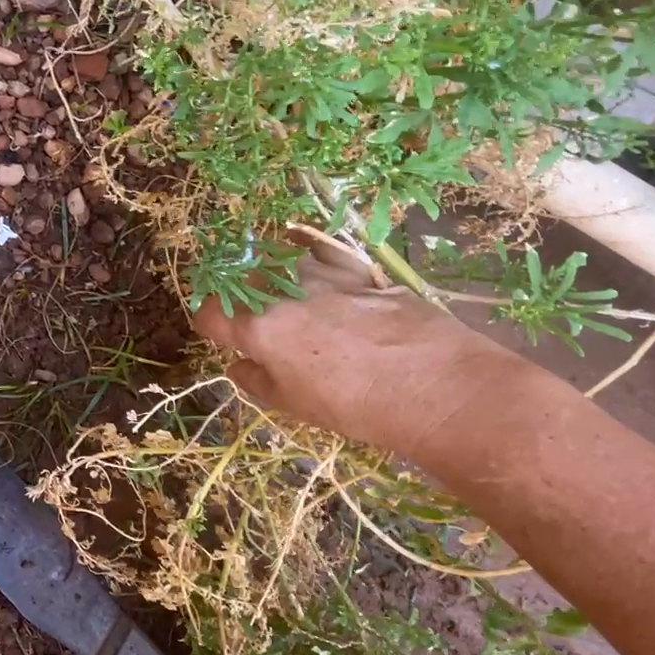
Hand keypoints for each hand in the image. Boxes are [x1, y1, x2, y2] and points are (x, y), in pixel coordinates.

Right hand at [190, 238, 532, 456]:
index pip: (209, 314)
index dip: (210, 326)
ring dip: (266, 272)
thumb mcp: (296, 407)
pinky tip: (300, 246)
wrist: (445, 390)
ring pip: (274, 259)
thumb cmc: (362, 408)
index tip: (221, 337)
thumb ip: (257, 381)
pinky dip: (302, 246)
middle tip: (250, 317)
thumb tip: (239, 364)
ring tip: (276, 287)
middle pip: (237, 281)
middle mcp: (280, 293)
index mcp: (258, 329)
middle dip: (235, 296)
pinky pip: (317, 247)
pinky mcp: (356, 270)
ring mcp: (320, 276)